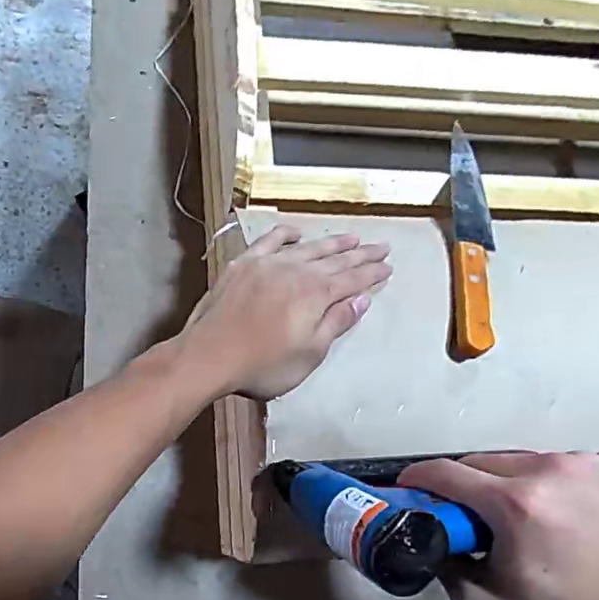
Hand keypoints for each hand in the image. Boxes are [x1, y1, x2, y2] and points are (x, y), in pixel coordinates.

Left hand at [176, 224, 391, 399]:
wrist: (209, 355)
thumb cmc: (262, 365)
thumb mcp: (309, 354)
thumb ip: (335, 324)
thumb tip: (360, 300)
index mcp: (316, 294)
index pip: (353, 279)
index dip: (372, 274)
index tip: (388, 267)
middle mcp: (295, 271)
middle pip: (335, 259)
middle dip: (360, 254)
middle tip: (381, 246)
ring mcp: (267, 264)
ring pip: (307, 247)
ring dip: (331, 242)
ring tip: (351, 237)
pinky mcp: (242, 265)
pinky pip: (268, 241)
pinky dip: (285, 235)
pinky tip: (295, 234)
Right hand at [397, 452, 598, 599]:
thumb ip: (446, 568)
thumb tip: (433, 542)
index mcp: (516, 504)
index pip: (445, 472)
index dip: (418, 480)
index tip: (409, 489)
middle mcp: (551, 470)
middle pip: (481, 461)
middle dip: (466, 485)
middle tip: (470, 518)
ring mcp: (588, 463)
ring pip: (522, 460)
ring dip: (509, 483)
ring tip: (524, 520)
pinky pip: (562, 464)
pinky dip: (552, 483)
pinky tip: (565, 514)